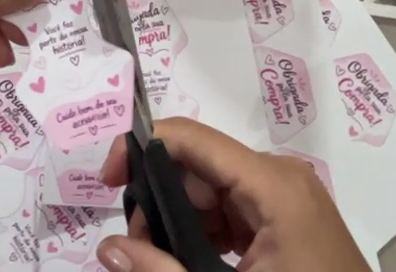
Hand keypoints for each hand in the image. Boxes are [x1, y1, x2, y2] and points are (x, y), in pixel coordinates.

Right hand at [94, 119, 368, 271]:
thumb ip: (164, 270)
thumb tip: (106, 247)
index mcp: (272, 184)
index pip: (190, 137)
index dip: (141, 147)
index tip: (108, 181)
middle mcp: (280, 177)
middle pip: (197, 165)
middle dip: (159, 198)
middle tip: (136, 241)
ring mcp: (287, 198)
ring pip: (210, 189)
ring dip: (179, 219)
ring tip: (161, 257)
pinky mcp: (288, 219)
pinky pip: (231, 208)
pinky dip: (205, 231)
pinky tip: (191, 260)